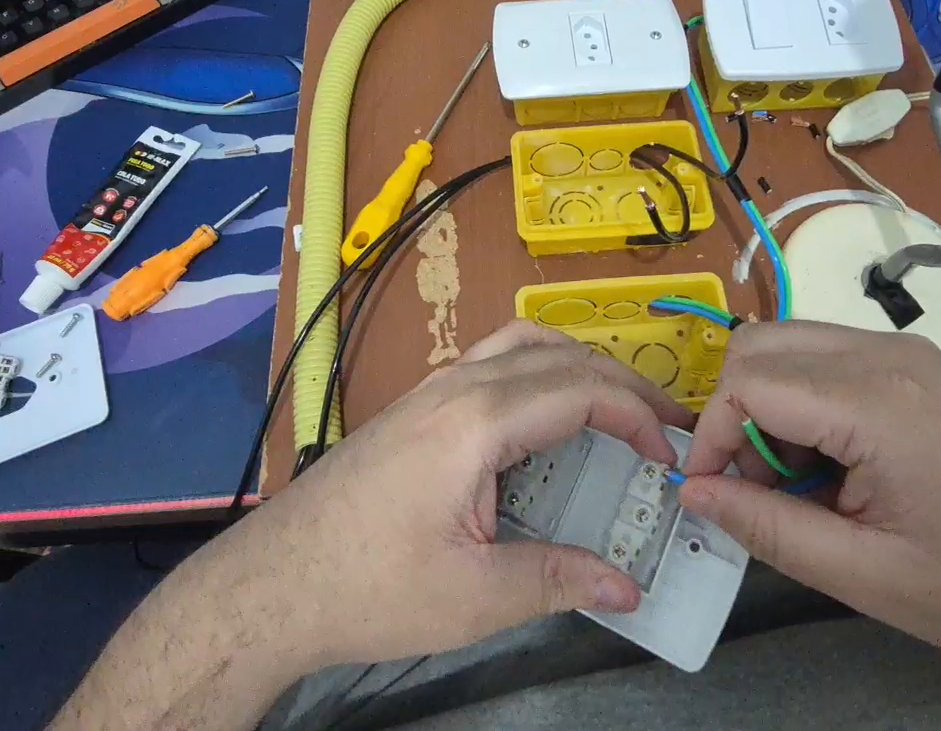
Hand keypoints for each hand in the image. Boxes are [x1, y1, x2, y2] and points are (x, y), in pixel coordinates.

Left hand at [220, 320, 693, 668]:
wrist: (272, 581)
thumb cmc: (370, 587)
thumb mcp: (474, 597)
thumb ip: (558, 580)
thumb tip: (629, 588)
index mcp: (477, 422)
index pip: (580, 390)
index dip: (637, 414)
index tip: (668, 455)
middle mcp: (457, 386)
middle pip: (558, 355)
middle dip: (621, 382)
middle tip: (664, 422)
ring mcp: (432, 388)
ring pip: (523, 343)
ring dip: (578, 365)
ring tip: (615, 406)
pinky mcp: (417, 404)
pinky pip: (494, 361)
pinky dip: (540, 371)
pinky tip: (545, 418)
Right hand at [676, 320, 940, 676]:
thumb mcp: (870, 577)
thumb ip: (768, 528)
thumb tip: (694, 491)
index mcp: (877, 402)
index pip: (748, 382)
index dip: (713, 435)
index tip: (714, 490)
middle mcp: (886, 352)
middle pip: (759, 345)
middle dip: (735, 412)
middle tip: (758, 484)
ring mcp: (905, 349)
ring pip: (788, 342)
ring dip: (768, 402)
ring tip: (800, 477)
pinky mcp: (916, 360)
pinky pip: (826, 353)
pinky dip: (803, 395)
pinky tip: (835, 457)